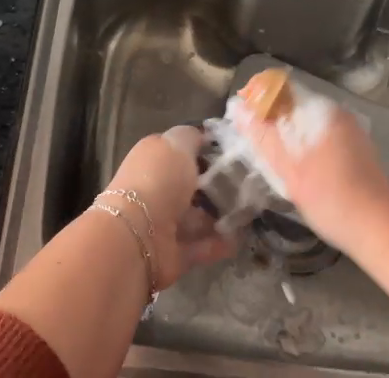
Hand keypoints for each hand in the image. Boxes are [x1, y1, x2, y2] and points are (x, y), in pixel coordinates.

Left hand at [105, 126, 234, 287]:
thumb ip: (191, 137)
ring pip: (198, 216)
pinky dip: (219, 243)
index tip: (234, 155)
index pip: (181, 152)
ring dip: (221, 215)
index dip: (205, 151)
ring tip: (251, 211)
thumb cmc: (159, 180)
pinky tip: (240, 237)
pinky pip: (201, 245)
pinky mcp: (173, 252)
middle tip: (248, 185)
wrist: (138, 234)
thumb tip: (202, 135)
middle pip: (192, 186)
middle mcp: (157, 188)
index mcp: (153, 159)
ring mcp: (164, 222)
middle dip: (218, 186)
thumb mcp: (177, 144)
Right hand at [239, 103, 388, 258]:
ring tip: (270, 161)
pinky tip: (298, 170)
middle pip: (292, 103)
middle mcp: (336, 113)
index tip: (240, 118)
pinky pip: (319, 135)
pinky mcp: (355, 148)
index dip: (256, 98)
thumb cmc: (334, 201)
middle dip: (268, 119)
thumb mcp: (290, 171)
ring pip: (305, 122)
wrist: (385, 232)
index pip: (280, 86)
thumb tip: (238, 109)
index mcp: (321, 111)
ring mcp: (348, 130)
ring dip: (285, 134)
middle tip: (251, 145)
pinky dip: (303, 145)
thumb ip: (263, 138)